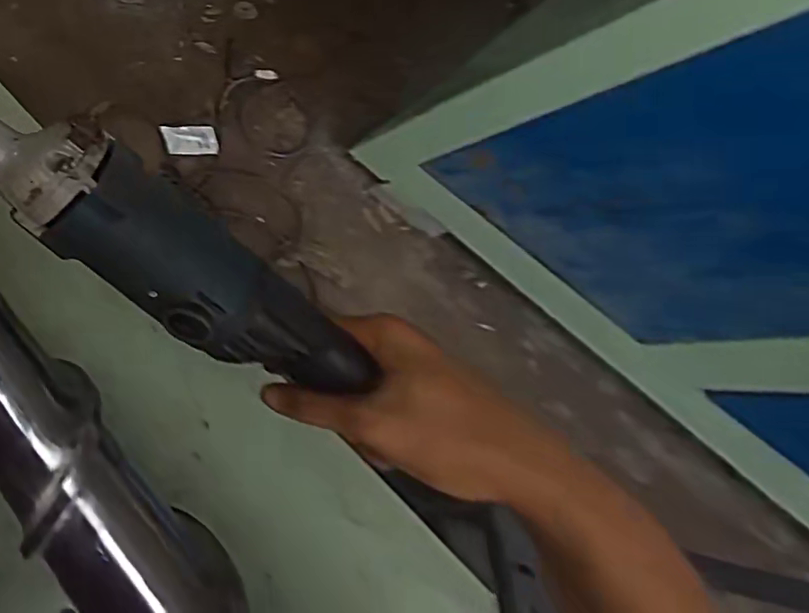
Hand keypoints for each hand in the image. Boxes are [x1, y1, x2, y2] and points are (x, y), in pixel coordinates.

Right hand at [261, 314, 576, 505]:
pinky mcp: (438, 392)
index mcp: (384, 330)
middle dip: (339, 400)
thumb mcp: (371, 425)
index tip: (287, 383)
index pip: (318, 328)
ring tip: (380, 446)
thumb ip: (314, 407)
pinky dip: (388, 423)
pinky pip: (390, 399)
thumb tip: (268, 392)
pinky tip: (401, 451)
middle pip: (341, 361)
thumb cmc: (453, 438)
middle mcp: (401, 339)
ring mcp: (422, 365)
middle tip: (350, 428)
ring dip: (364, 417)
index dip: (298, 355)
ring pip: (365, 386)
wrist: (539, 480)